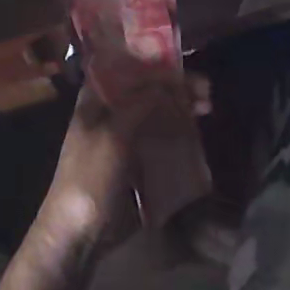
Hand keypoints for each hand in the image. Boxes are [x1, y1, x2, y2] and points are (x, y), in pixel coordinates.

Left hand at [33, 76, 200, 257]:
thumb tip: (165, 81)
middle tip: (205, 89)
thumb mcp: (112, 137)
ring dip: (181, 106)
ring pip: (156, 112)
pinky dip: (180, 130)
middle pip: (144, 89)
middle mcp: (109, 112)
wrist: (81, 229)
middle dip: (174, 85)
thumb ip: (136, 106)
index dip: (150, 62)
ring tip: (208, 105)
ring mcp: (124, 136)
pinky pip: (161, 137)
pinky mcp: (138, 160)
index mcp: (93, 100)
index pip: (122, 68)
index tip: (181, 60)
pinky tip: (200, 128)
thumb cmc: (90, 176)